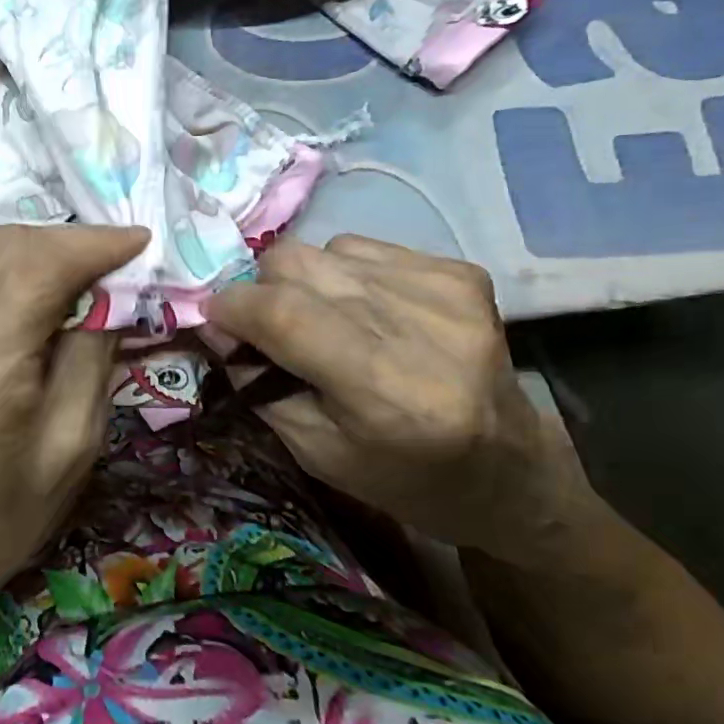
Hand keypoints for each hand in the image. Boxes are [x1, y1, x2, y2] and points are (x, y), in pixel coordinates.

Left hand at [0, 224, 148, 632]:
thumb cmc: (23, 501)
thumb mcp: (79, 435)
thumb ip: (92, 349)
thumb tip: (112, 283)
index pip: (33, 270)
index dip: (89, 244)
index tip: (139, 240)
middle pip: (8, 249)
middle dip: (71, 240)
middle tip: (120, 256)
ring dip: (43, 246)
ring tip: (88, 266)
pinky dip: (15, 261)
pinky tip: (45, 280)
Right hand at [207, 234, 605, 567]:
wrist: (512, 474)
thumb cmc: (401, 476)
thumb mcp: (310, 448)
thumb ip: (252, 379)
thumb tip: (212, 320)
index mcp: (388, 392)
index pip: (282, 313)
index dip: (231, 307)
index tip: (216, 321)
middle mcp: (424, 330)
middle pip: (294, 264)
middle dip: (261, 291)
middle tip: (269, 328)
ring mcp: (447, 293)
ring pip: (320, 249)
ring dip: (302, 282)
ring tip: (324, 321)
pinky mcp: (460, 273)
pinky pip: (357, 247)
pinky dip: (340, 274)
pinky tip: (361, 311)